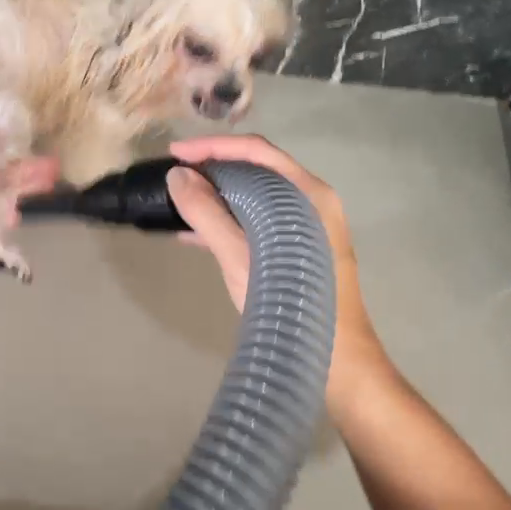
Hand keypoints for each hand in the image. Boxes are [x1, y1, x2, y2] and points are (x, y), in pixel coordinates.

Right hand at [166, 135, 390, 408]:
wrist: (336, 363)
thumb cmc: (290, 300)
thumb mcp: (239, 254)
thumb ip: (206, 212)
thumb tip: (176, 176)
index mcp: (306, 193)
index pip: (255, 150)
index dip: (211, 146)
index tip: (174, 153)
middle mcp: (311, 201)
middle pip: (255, 169)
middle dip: (212, 168)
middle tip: (175, 175)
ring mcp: (306, 225)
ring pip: (254, 194)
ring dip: (216, 195)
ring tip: (178, 201)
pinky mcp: (298, 248)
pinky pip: (257, 218)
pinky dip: (228, 218)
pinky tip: (194, 233)